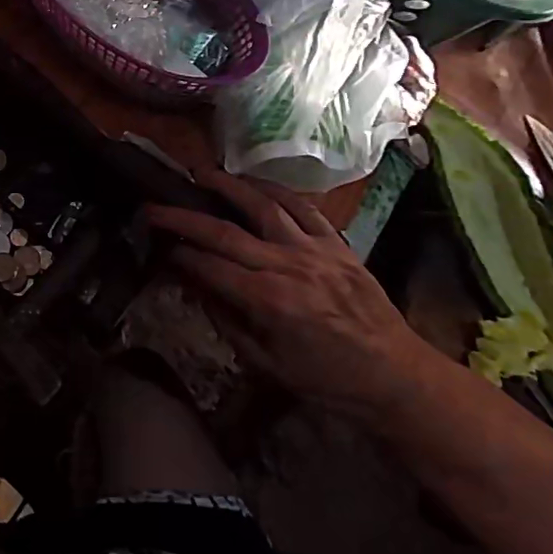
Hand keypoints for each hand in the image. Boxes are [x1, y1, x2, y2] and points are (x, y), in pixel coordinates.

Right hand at [145, 168, 449, 426]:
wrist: (399, 378)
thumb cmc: (327, 379)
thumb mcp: (266, 362)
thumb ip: (224, 319)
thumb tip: (189, 284)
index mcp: (269, 301)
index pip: (208, 266)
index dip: (176, 253)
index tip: (154, 244)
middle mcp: (288, 267)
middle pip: (223, 231)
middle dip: (182, 217)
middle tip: (153, 205)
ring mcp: (315, 251)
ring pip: (262, 206)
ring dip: (227, 186)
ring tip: (201, 173)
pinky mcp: (337, 245)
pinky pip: (302, 207)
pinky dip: (274, 190)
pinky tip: (252, 184)